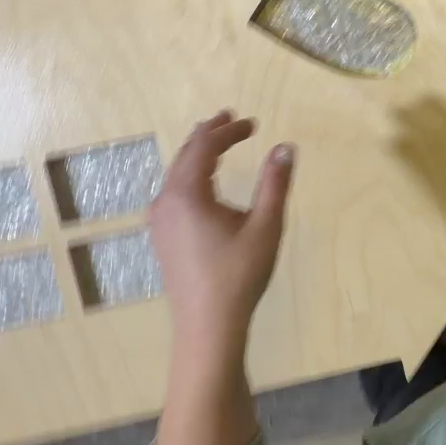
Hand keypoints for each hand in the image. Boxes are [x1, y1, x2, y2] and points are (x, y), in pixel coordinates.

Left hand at [148, 110, 294, 377]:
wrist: (208, 324)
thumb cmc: (239, 274)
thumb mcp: (265, 226)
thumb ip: (274, 184)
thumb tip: (285, 147)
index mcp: (187, 194)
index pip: (204, 147)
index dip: (228, 131)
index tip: (252, 123)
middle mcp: (166, 201)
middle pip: (185, 156)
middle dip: (209, 136)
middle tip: (232, 120)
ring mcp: (159, 221)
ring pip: (176, 175)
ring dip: (198, 155)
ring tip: (218, 144)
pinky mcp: (162, 237)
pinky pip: (174, 192)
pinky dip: (191, 176)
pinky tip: (204, 184)